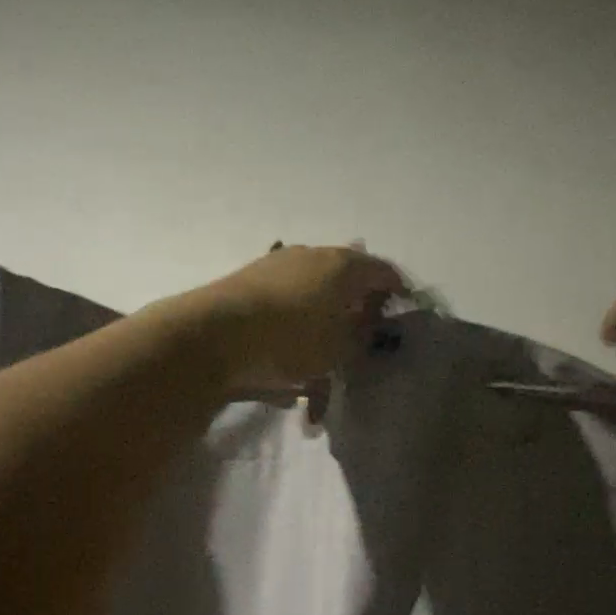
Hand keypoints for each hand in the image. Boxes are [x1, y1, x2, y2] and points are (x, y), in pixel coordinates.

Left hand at [169, 245, 404, 389]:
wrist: (215, 334)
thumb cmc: (290, 340)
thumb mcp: (339, 348)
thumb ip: (361, 335)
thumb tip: (368, 323)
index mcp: (343, 265)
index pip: (383, 272)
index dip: (396, 292)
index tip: (400, 312)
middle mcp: (312, 254)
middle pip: (345, 278)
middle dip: (355, 308)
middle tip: (361, 336)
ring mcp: (277, 263)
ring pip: (312, 293)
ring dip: (320, 324)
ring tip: (319, 360)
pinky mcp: (250, 280)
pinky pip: (285, 304)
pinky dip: (294, 327)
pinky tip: (288, 356)